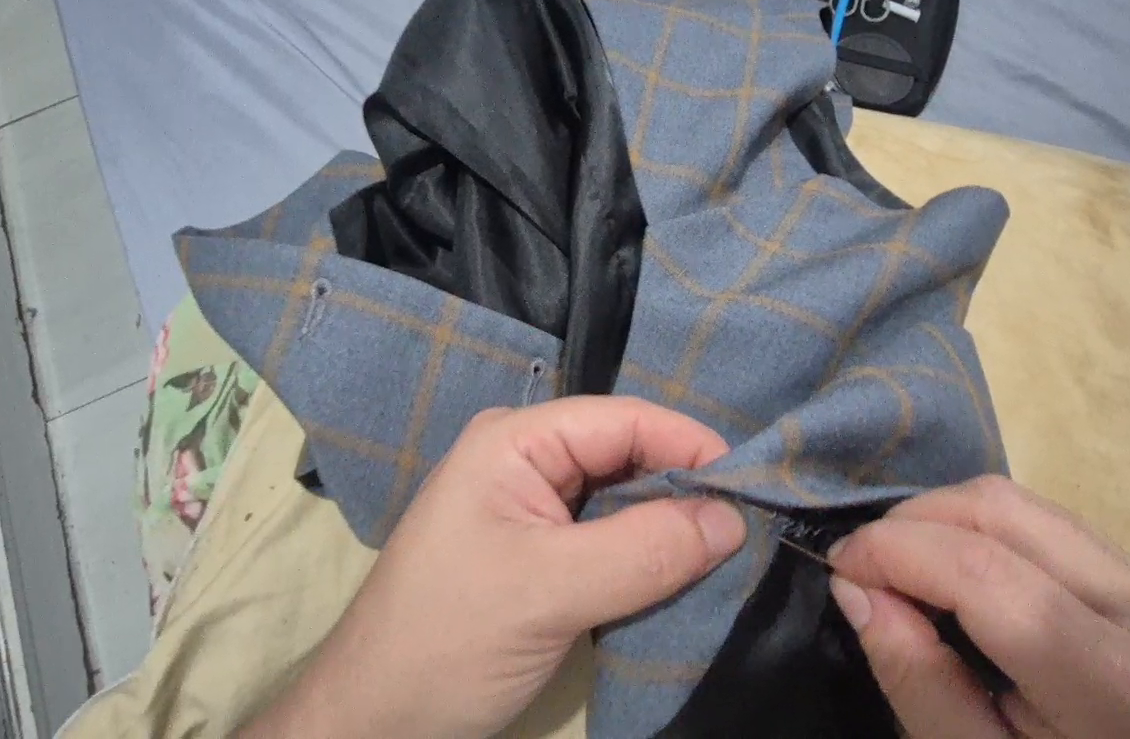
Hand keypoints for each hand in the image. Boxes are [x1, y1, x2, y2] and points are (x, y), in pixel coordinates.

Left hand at [241, 396, 747, 738]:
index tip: (755, 486)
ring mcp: (531, 504)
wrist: (375, 720)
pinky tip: (682, 571)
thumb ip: (643, 551)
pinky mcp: (539, 549)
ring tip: (730, 549)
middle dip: (685, 485)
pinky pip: (607, 534)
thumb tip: (734, 518)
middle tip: (752, 525)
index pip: (621, 420)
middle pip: (624, 453)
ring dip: (669, 522)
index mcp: (516, 440)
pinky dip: (645, 551)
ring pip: (620, 495)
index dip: (688, 444)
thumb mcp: (550, 592)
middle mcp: (526, 457)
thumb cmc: (449, 640)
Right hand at [827, 476, 1129, 738]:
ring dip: (940, 519)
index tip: (839, 569)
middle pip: (1000, 511)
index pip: (984, 572)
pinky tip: (954, 572)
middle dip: (911, 523)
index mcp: (1127, 689)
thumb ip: (918, 681)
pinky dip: (977, 529)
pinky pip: (1041, 521)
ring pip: (1018, 502)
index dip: (894, 552)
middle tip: (866, 569)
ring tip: (904, 568)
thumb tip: (853, 585)